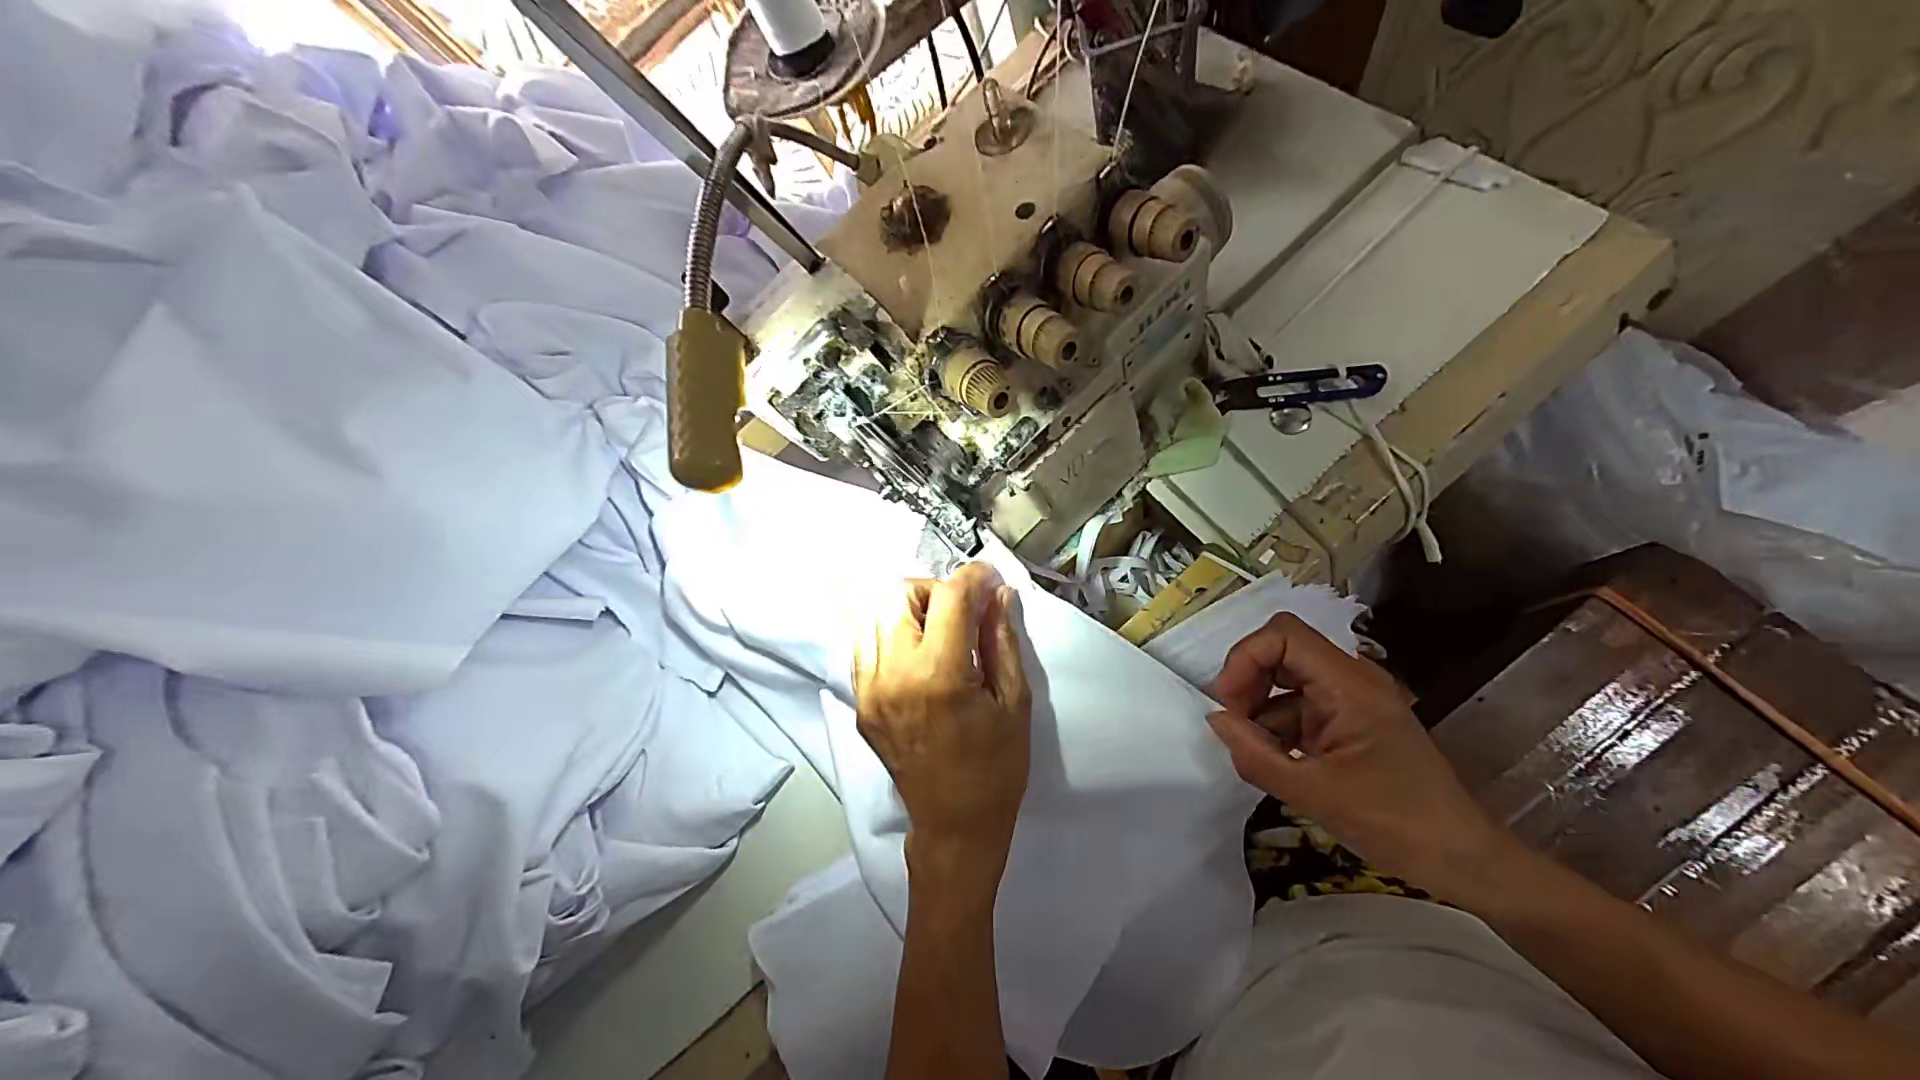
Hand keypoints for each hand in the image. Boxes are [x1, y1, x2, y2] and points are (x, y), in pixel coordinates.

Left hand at [854, 562, 1031, 890]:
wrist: (954, 824)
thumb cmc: (996, 768)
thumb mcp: (1014, 702)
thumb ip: (1002, 641)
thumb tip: (999, 595)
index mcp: (940, 676)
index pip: (951, 597)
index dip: (975, 577)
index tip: (990, 579)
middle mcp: (895, 676)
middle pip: (900, 594)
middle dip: (936, 590)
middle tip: (963, 610)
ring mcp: (870, 690)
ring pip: (876, 615)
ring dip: (910, 609)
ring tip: (940, 632)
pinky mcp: (861, 704)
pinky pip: (866, 646)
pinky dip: (891, 635)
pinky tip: (918, 653)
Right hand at [1205, 613, 1523, 903]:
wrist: (1463, 860)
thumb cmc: (1396, 824)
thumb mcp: (1313, 794)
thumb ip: (1255, 755)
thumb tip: (1215, 720)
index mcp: (1350, 686)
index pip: (1282, 635)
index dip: (1245, 658)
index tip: (1229, 705)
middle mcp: (1351, 681)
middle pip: (1281, 652)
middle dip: (1247, 683)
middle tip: (1235, 727)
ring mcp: (1352, 701)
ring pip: (1285, 682)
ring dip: (1260, 712)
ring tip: (1256, 756)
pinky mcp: (1351, 722)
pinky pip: (1299, 708)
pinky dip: (1278, 729)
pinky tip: (1277, 764)